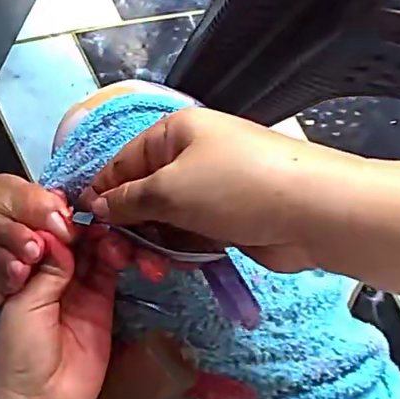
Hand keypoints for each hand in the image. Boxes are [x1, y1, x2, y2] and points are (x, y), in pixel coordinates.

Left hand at [0, 226, 125, 398]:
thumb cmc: (20, 354)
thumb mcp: (25, 305)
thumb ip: (47, 271)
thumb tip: (63, 236)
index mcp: (25, 274)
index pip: (44, 239)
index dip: (57, 223)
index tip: (69, 207)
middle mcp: (52, 278)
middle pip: (72, 242)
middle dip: (83, 226)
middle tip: (97, 216)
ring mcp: (78, 290)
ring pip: (93, 253)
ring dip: (102, 238)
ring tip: (108, 234)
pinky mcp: (102, 304)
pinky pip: (110, 273)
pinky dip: (116, 256)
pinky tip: (118, 247)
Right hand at [81, 107, 339, 271]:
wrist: (313, 212)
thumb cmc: (235, 187)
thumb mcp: (169, 189)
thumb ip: (127, 199)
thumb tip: (96, 204)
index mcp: (175, 132)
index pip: (123, 161)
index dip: (102, 191)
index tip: (86, 223)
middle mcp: (190, 156)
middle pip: (142, 193)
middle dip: (131, 225)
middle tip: (123, 255)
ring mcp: (210, 188)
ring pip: (164, 218)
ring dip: (155, 243)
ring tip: (156, 266)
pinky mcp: (227, 217)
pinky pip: (189, 233)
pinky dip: (181, 249)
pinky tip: (180, 265)